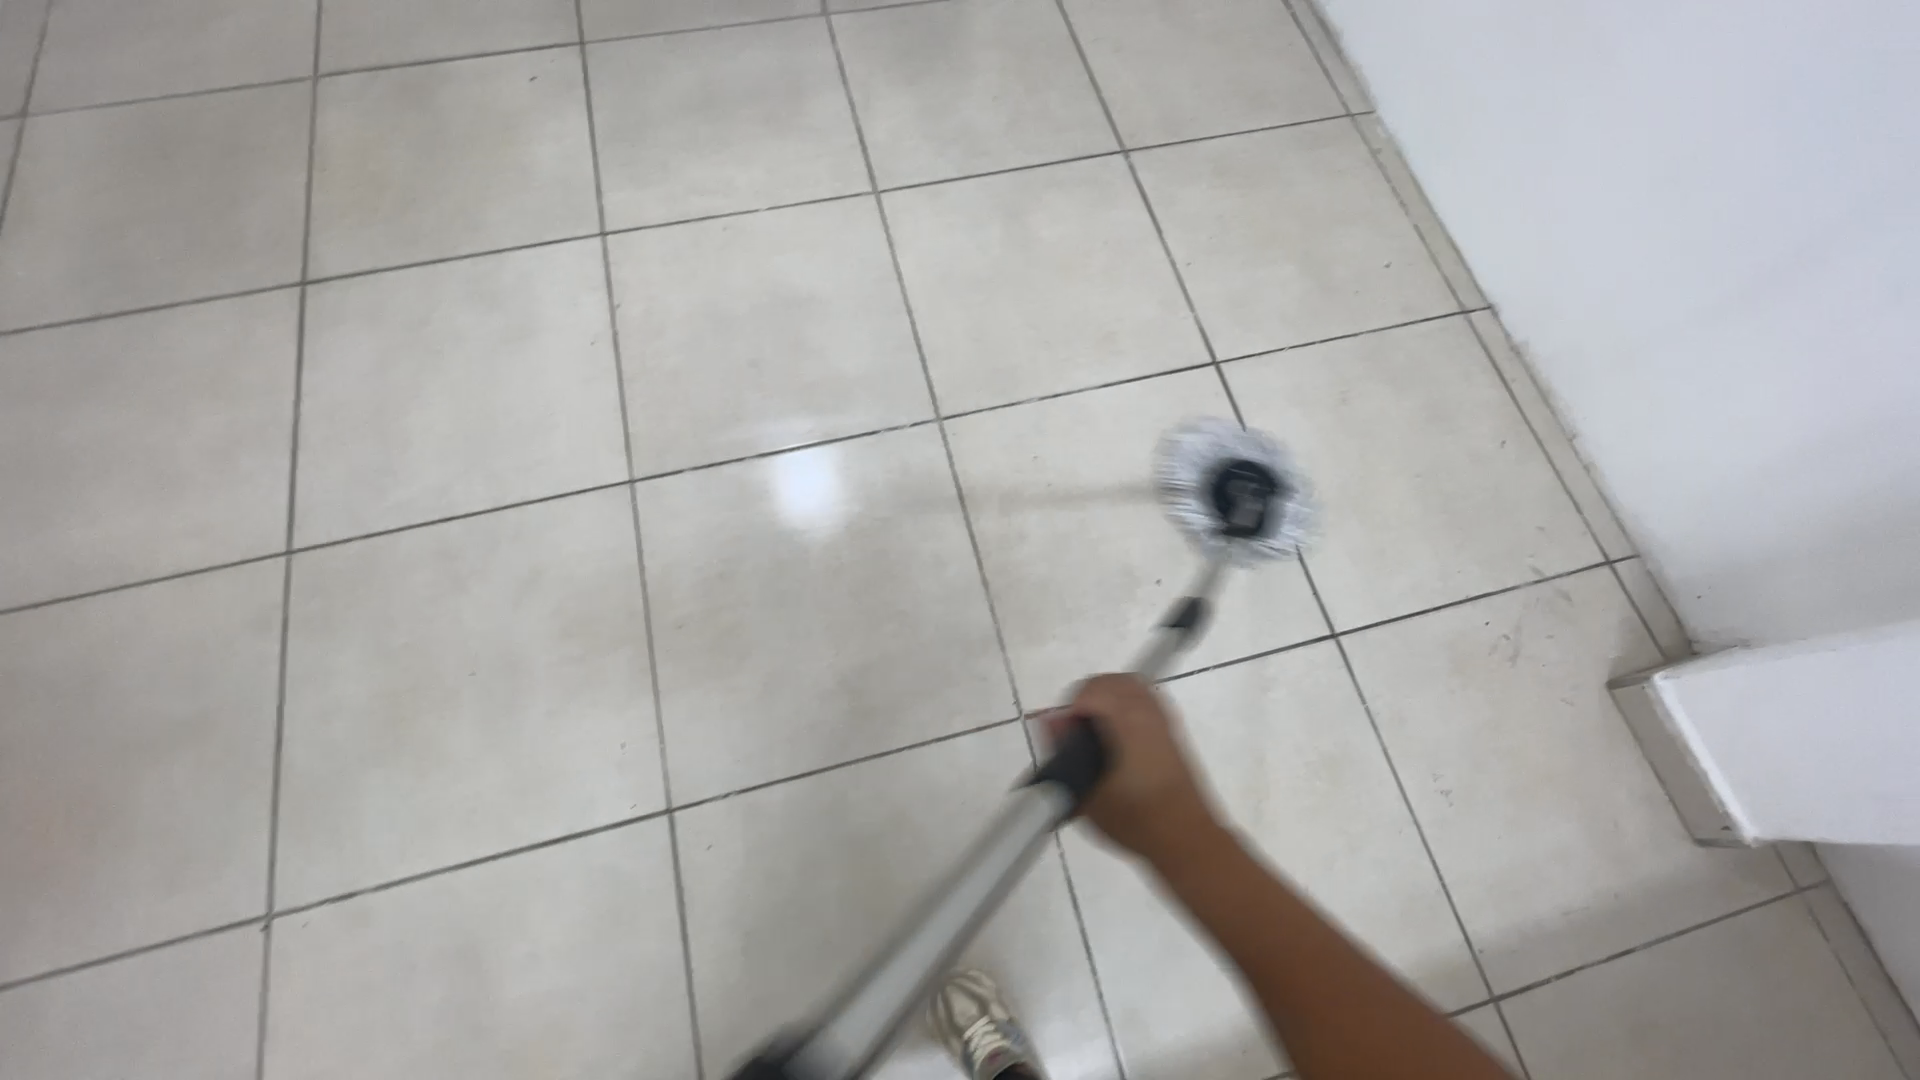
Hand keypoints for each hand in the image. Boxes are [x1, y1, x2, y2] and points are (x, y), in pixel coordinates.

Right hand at [1046, 674, 1226, 864]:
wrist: (1186, 838)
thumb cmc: (1135, 819)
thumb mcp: (1087, 792)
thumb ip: (1064, 751)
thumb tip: (1048, 720)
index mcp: (1127, 721)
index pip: (1092, 690)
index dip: (1071, 708)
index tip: (1065, 735)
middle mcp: (1147, 712)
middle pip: (1112, 681)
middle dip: (1087, 697)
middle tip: (1075, 729)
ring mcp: (1163, 719)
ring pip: (1129, 686)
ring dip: (1106, 698)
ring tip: (1092, 729)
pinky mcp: (1172, 731)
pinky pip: (1145, 700)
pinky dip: (1125, 704)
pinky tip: (1116, 733)